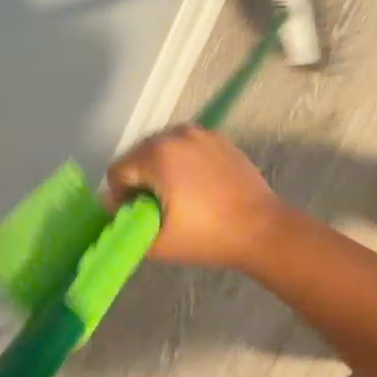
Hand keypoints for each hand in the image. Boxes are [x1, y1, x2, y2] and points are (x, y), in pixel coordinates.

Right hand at [105, 126, 288, 267]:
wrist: (262, 229)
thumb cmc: (208, 237)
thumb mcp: (158, 243)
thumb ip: (123, 225)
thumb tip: (114, 207)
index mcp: (157, 154)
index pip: (118, 171)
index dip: (121, 197)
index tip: (139, 216)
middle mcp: (176, 134)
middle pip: (139, 155)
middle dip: (141, 180)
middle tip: (159, 209)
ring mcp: (202, 134)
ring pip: (164, 149)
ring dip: (162, 169)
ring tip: (179, 198)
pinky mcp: (221, 141)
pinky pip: (188, 148)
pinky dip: (185, 163)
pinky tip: (199, 188)